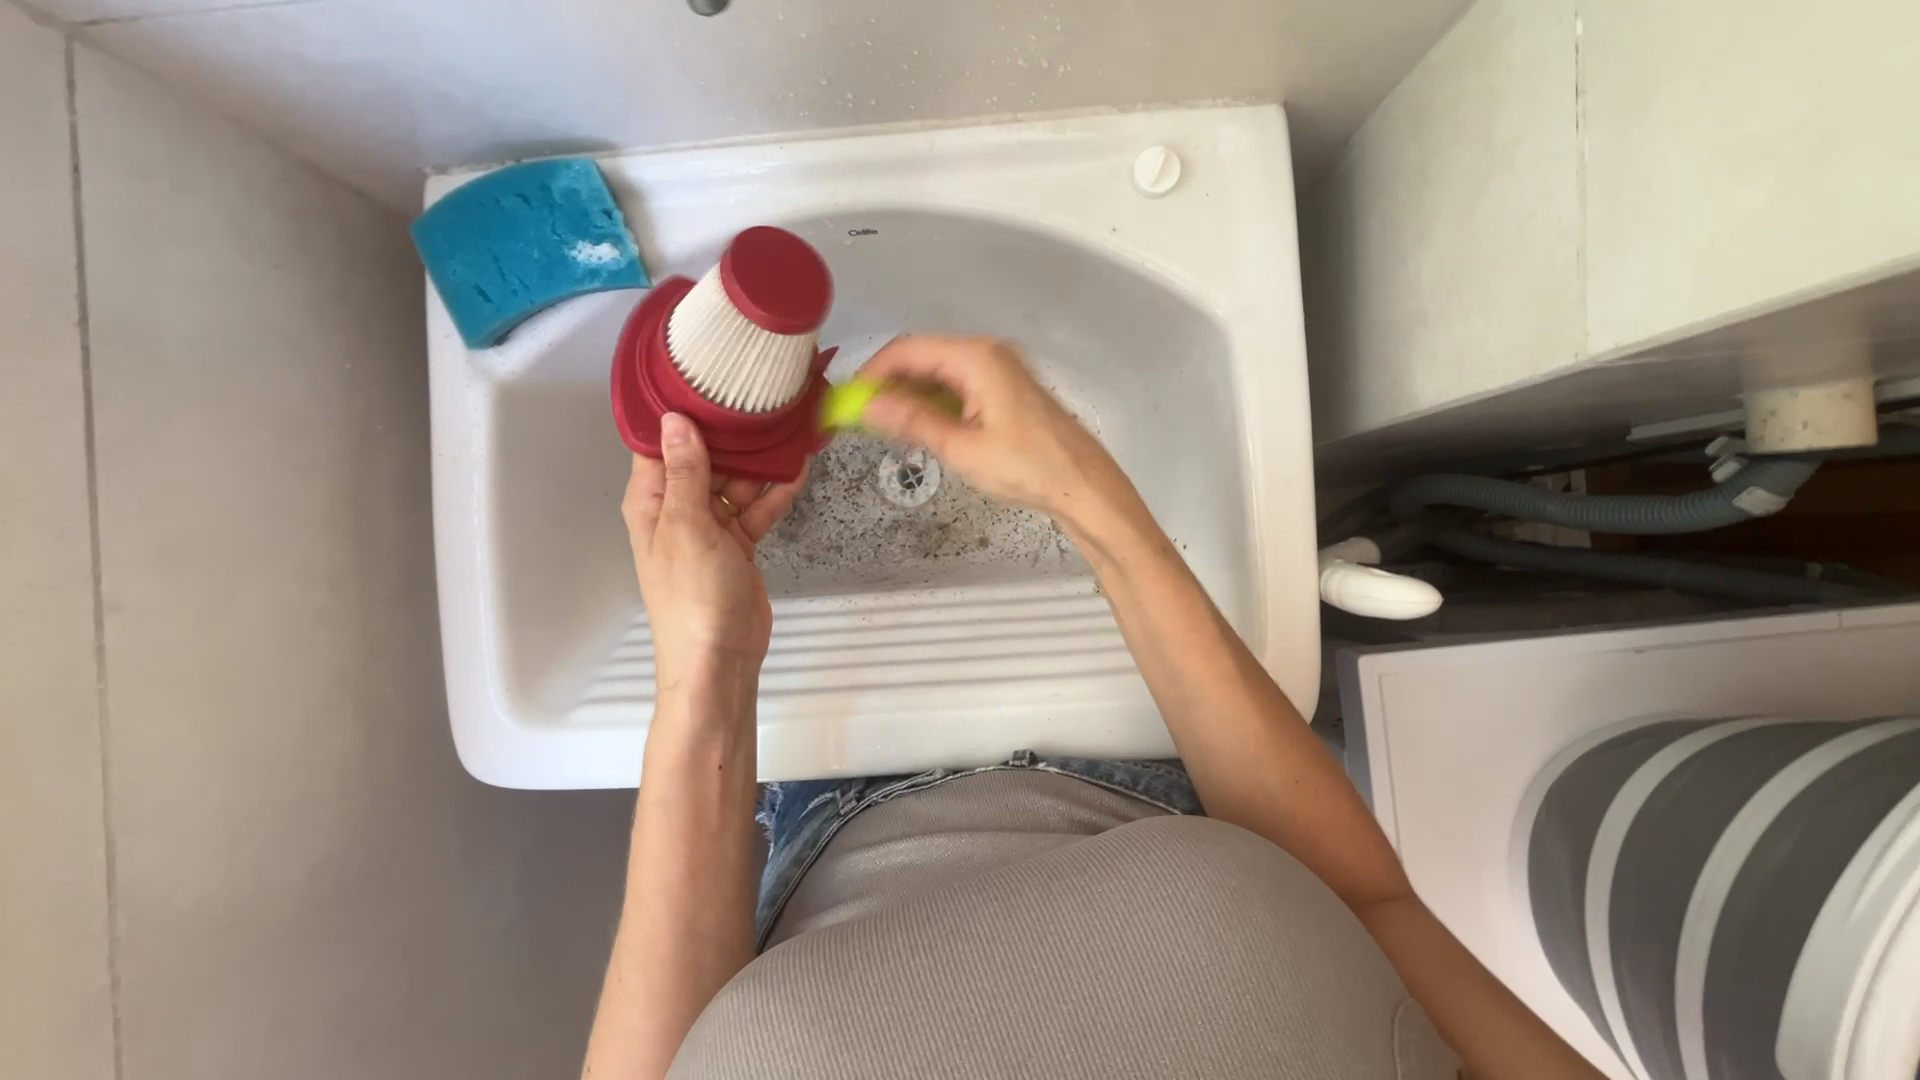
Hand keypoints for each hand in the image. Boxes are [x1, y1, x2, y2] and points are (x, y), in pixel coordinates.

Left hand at [621, 413, 806, 684]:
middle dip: (731, 434)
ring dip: (758, 462)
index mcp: (652, 501)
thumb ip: (687, 473)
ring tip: (788, 427)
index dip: (681, 412)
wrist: (720, 657)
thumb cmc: (693, 594)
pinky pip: (757, 509)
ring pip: (735, 482)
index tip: (708, 376)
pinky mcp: (740, 544)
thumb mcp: (687, 526)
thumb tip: (676, 419)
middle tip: (762, 397)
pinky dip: (775, 493)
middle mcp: (679, 509)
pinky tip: (798, 468)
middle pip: (704, 459)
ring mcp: (711, 528)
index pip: (660, 444)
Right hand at [858, 335, 1133, 530]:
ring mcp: (999, 370)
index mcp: (976, 358)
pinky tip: (921, 428)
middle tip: (861, 418)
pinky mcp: (1005, 390)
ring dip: (910, 395)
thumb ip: (912, 421)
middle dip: (889, 385)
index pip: (907, 351)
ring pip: (939, 373)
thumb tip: (868, 406)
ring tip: (886, 428)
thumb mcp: (961, 447)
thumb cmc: (1028, 467)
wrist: (1082, 484)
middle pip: (922, 358)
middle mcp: (987, 354)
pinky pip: (958, 386)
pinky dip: (934, 403)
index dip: (872, 373)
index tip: (847, 399)